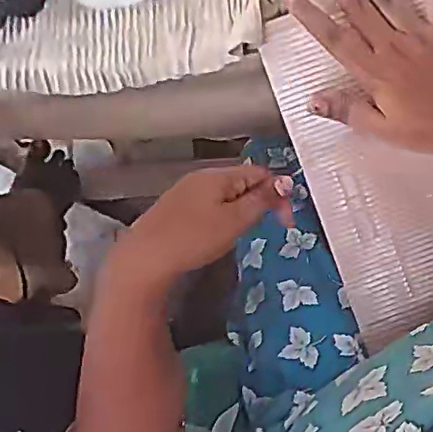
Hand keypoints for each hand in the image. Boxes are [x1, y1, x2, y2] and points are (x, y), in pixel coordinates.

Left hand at [106, 165, 293, 292]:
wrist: (146, 258)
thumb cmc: (193, 239)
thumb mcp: (235, 220)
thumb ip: (261, 200)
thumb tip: (284, 182)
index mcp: (218, 175)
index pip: (260, 173)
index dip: (278, 193)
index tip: (286, 222)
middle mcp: (201, 178)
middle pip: (243, 182)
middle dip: (260, 202)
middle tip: (266, 228)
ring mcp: (186, 192)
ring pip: (226, 195)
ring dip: (242, 211)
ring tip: (241, 233)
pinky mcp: (177, 209)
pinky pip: (210, 206)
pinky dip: (222, 217)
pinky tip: (217, 236)